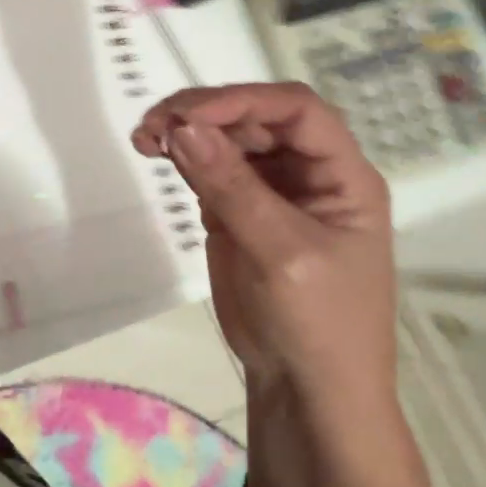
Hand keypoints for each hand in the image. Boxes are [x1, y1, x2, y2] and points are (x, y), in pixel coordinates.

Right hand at [131, 83, 435, 486]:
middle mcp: (307, 173)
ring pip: (226, 136)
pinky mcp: (236, 209)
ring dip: (185, 129)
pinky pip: (207, 165)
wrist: (307, 385)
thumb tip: (182, 127)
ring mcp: (270, 190)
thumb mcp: (281, 251)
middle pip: (255, 117)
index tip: (187, 116)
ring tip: (144, 137)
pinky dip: (179, 153)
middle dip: (204, 112)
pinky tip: (153, 152)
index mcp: (342, 176)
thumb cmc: (319, 321)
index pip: (296, 110)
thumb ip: (232, 186)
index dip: (243, 100)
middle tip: (153, 125)